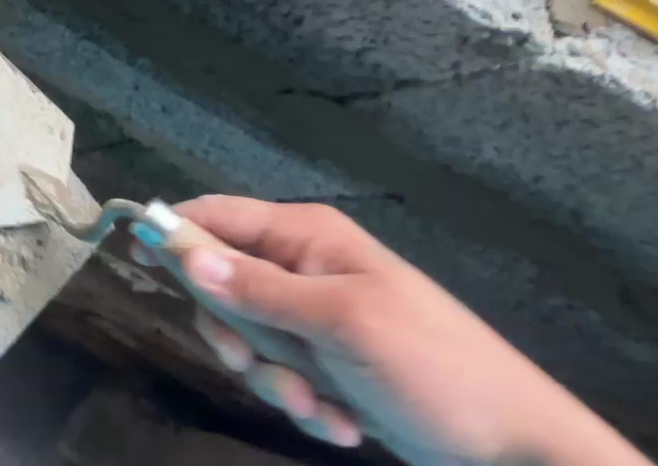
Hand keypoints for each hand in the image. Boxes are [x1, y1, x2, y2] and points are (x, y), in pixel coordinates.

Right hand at [135, 196, 652, 465]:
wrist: (524, 455)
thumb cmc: (435, 369)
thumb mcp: (341, 324)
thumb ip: (256, 288)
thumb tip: (178, 251)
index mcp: (305, 235)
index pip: (215, 215)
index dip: (172, 231)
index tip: (134, 256)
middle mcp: (301, 266)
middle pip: (219, 281)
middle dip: (233, 332)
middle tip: (253, 361)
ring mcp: (312, 315)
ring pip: (244, 333)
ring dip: (270, 377)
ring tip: (318, 407)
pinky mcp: (324, 361)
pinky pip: (277, 370)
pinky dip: (300, 400)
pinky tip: (340, 421)